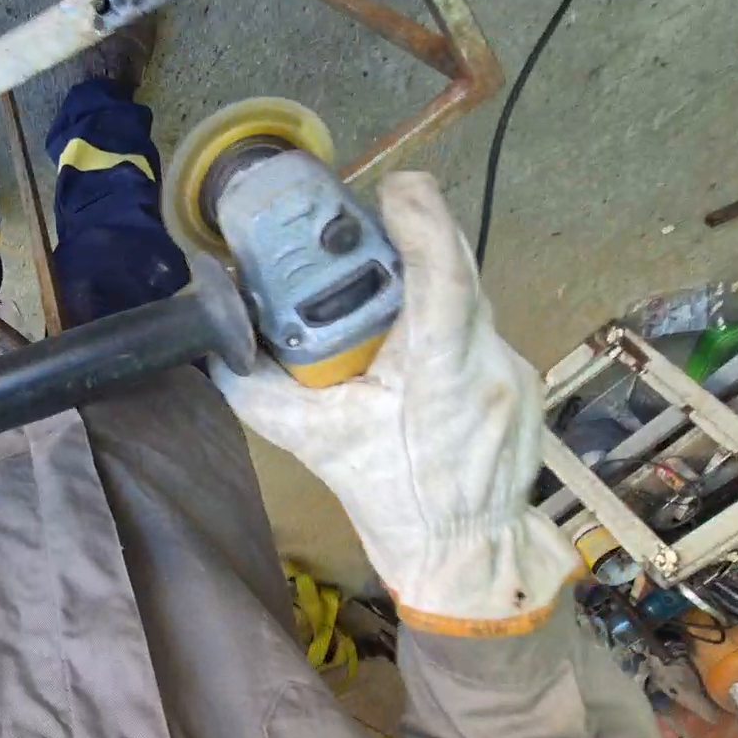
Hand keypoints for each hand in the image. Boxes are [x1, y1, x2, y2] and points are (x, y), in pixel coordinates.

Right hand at [210, 172, 579, 635]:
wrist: (468, 550)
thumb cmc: (388, 499)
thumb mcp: (313, 445)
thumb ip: (257, 392)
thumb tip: (218, 346)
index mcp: (440, 380)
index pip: (443, 283)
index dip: (424, 225)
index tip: (395, 187)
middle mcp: (489, 363)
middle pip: (459, 271)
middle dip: (415, 232)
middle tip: (369, 212)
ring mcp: (513, 368)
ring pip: (469, 294)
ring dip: (424, 273)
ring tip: (377, 268)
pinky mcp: (518, 374)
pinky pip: (475, 320)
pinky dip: (439, 308)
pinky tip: (404, 327)